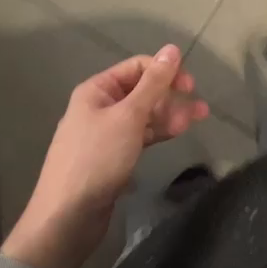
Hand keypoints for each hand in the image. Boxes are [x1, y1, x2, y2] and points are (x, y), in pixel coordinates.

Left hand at [6, 45, 208, 267]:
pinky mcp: (112, 157)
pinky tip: (176, 133)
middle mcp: (100, 107)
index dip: (165, 72)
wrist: (66, 219)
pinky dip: (158, 132)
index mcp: (97, 90)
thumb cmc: (97, 159)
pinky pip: (139, 136)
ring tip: (198, 120)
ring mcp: (105, 134)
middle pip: (142, 91)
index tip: (190, 85)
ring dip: (170, 115)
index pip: (137, 67)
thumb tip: (173, 48)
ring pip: (144, 115)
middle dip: (171, 96)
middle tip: (200, 109)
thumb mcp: (129, 116)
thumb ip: (154, 83)